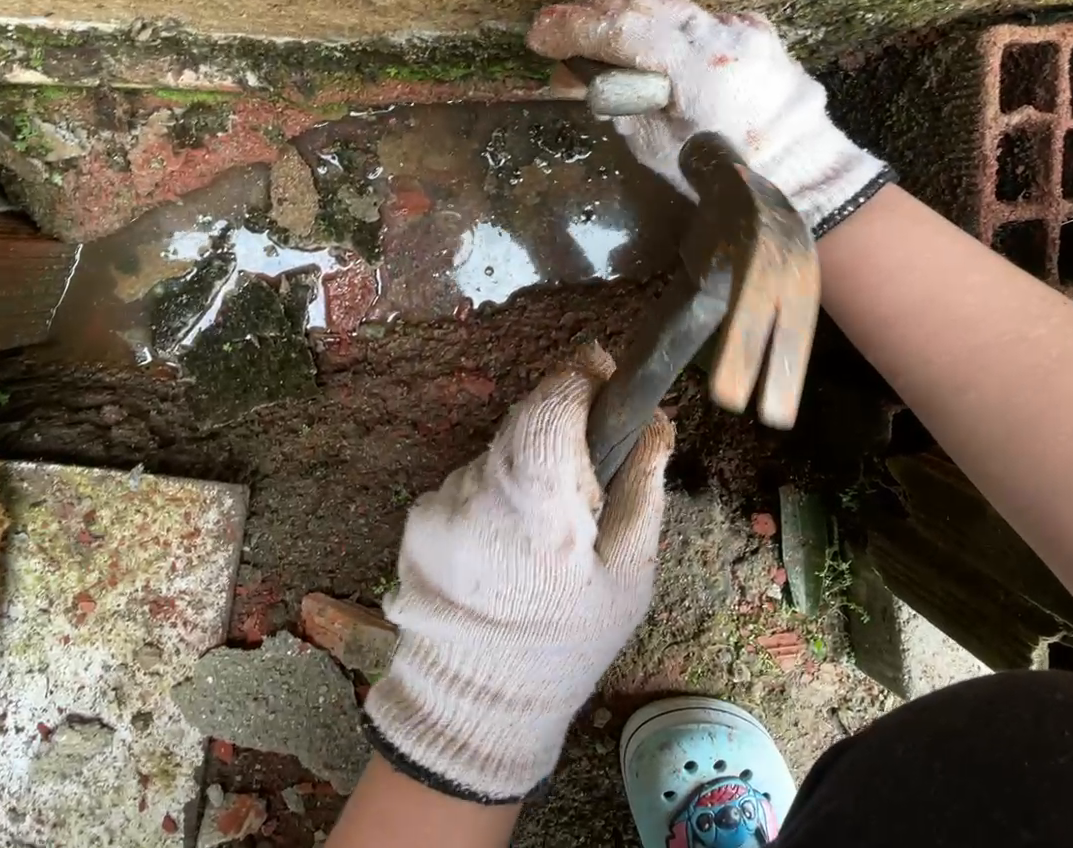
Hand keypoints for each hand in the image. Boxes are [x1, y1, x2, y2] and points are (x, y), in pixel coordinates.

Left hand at [362, 344, 674, 802]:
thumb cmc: (567, 643)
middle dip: (559, 429)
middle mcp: (478, 498)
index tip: (602, 368)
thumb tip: (655, 419)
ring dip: (527, 467)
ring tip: (545, 528)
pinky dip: (496, 493)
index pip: (549, 409)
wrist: (474, 704)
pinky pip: (469, 481)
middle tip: (586, 478)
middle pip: (523, 423)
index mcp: (539, 514)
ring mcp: (438, 507)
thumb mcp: (628, 577)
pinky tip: (507, 542)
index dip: (577, 376)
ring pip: (496, 453)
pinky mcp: (416, 518)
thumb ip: (642, 489)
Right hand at [528, 0, 891, 234]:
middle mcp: (723, 34)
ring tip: (594, 35)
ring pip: (670, 8)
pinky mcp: (756, 33)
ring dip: (627, 18)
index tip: (539, 35)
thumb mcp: (657, 148)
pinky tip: (648, 46)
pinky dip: (665, 28)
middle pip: (643, 6)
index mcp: (698, 67)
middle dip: (594, 16)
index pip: (621, 29)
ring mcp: (744, 28)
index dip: (573, 28)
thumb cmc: (727, 177)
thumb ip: (619, 106)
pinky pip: (698, 19)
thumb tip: (585, 77)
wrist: (804, 175)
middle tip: (557, 32)